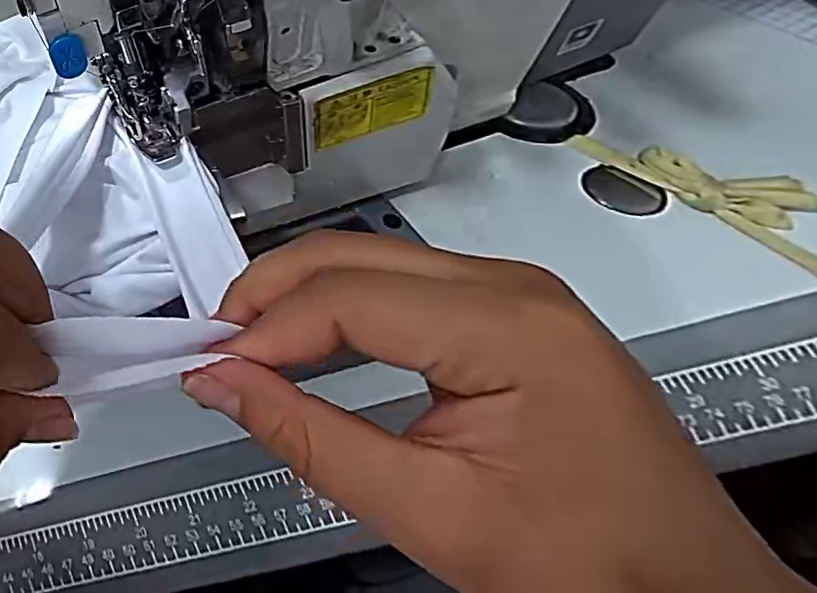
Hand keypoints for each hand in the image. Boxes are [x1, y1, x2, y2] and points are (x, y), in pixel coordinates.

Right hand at [180, 230, 808, 592]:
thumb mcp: (433, 515)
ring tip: (250, 342)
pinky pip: (384, 276)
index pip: (346, 299)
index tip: (217, 363)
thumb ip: (308, 437)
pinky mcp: (494, 301)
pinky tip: (304, 337)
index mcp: (512, 329)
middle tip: (220, 344)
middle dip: (266, 293)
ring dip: (292, 293)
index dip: (268, 328)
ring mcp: (505, 287)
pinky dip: (329, 301)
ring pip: (357, 255)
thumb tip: (221, 383)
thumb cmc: (599, 572)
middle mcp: (509, 286)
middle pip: (344, 255)